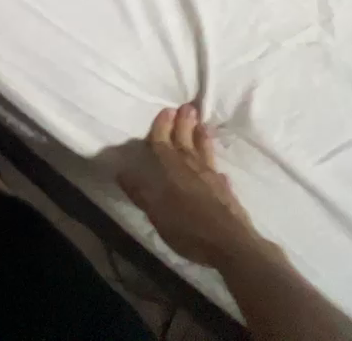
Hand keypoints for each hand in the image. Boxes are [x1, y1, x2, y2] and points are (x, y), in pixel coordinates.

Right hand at [118, 104, 266, 267]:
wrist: (230, 244)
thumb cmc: (187, 226)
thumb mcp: (156, 212)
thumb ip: (139, 192)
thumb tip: (121, 172)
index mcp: (170, 168)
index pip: (163, 141)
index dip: (162, 125)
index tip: (166, 109)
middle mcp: (191, 167)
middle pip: (185, 140)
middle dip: (184, 123)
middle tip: (187, 107)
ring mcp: (211, 178)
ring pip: (204, 151)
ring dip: (201, 138)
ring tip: (202, 126)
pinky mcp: (226, 191)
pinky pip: (217, 172)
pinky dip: (215, 167)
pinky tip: (218, 170)